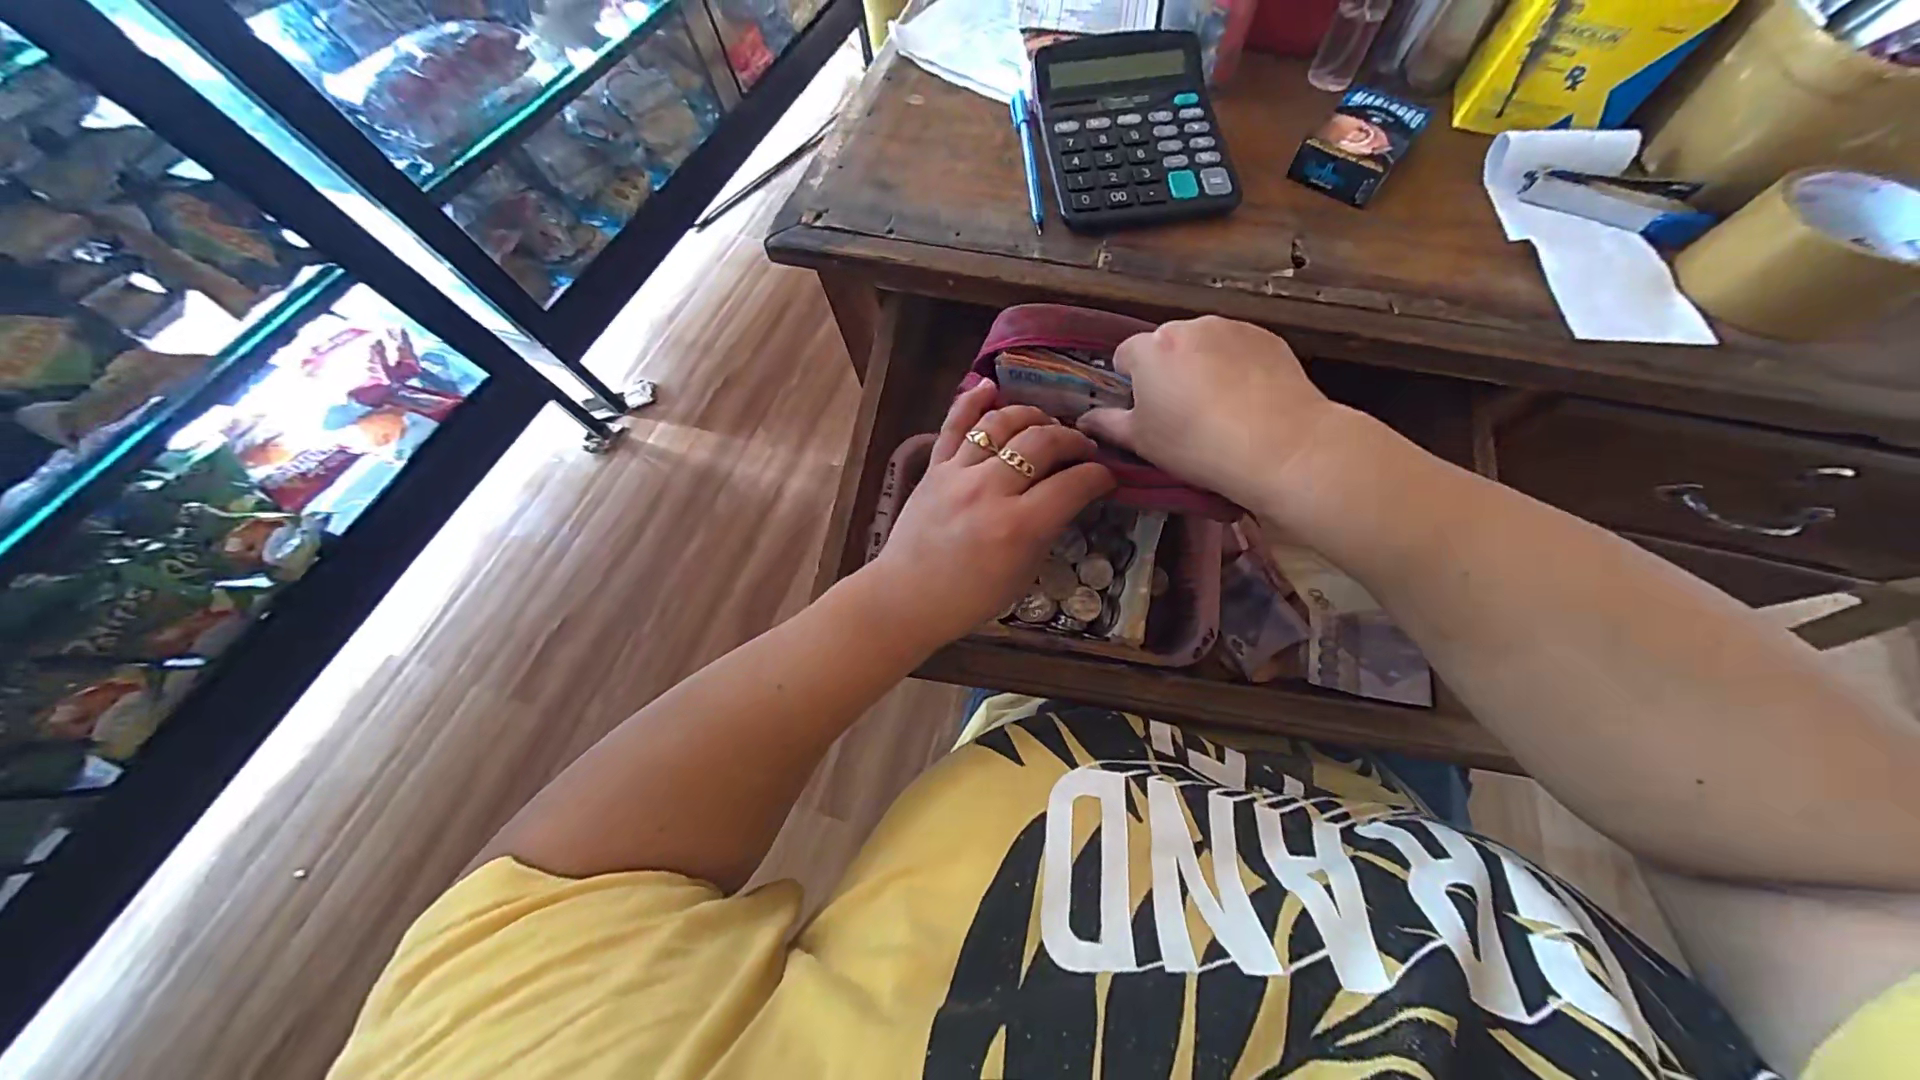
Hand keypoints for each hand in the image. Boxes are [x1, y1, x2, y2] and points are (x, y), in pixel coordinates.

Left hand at [861, 380, 1114, 649]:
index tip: (1105, 476)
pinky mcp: (933, 468)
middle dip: (1072, 440)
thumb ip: (1048, 530)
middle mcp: (990, 491)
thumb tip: (1068, 497)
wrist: (906, 598)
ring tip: (1046, 424)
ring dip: (1032, 416)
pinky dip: (972, 401)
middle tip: (1082, 448)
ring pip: (1002, 424)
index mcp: (1019, 526)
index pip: (1073, 484)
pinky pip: (954, 425)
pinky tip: (990, 386)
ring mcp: (958, 475)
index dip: (1098, 475)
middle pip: (1042, 442)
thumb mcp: (1023, 573)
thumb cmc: (969, 598)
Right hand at [1076, 316, 1363, 526]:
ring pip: (1202, 345)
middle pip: (1165, 345)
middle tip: (1180, 413)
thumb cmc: (1195, 444)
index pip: (1124, 355)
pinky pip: (1237, 348)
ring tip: (1217, 407)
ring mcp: (1232, 327)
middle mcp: (1189, 326)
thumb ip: (1107, 424)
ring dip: (1200, 365)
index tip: (1145, 411)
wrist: (1279, 446)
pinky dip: (1235, 366)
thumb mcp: (1141, 441)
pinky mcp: (1267, 337)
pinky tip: (1245, 399)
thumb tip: (1084, 420)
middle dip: (1167, 370)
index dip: (1130, 383)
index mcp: (1150, 348)